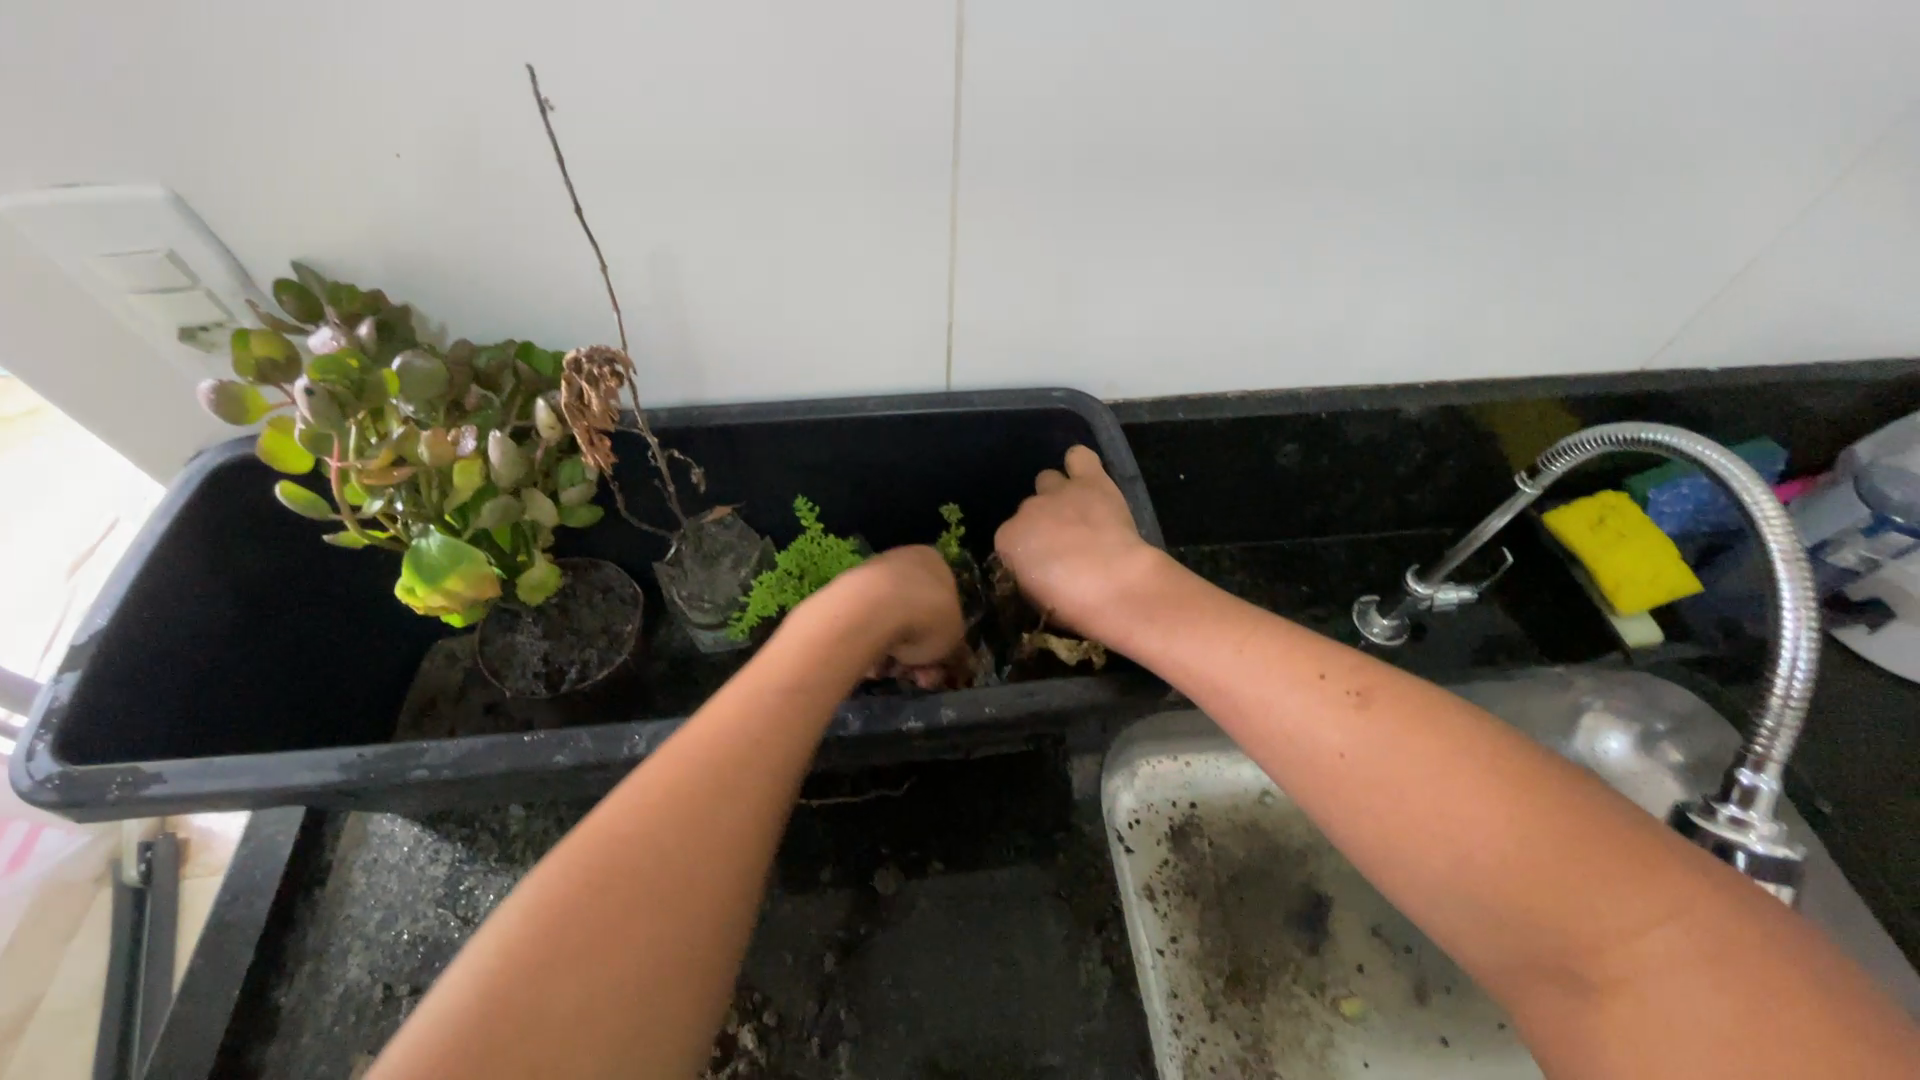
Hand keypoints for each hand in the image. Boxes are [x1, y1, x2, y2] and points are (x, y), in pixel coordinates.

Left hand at [799, 546, 968, 684]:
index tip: (939, 661)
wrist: (875, 609)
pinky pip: (866, 628)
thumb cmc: (928, 616)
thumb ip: (951, 643)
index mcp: (934, 561)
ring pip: (890, 625)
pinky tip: (873, 667)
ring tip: (894, 673)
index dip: (943, 637)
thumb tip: (944, 654)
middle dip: (917, 653)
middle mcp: (903, 562)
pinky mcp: (847, 596)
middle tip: (918, 677)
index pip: (944, 602)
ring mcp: (872, 577)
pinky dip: (871, 649)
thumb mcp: (955, 637)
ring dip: (895, 655)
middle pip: (915, 616)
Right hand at [994, 445, 1168, 638]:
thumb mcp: (1033, 598)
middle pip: (1029, 509)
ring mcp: (1058, 492)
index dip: (1026, 550)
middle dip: (1043, 523)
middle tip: (1064, 545)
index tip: (1043, 566)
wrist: (1113, 585)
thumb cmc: (1071, 605)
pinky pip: (1079, 457)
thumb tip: (1037, 568)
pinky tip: (1086, 477)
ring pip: (1048, 480)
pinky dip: (1080, 465)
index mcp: (1006, 540)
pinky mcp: (1090, 481)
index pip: (1009, 539)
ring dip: (1058, 494)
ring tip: (1077, 513)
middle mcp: (1026, 509)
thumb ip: (1027, 573)